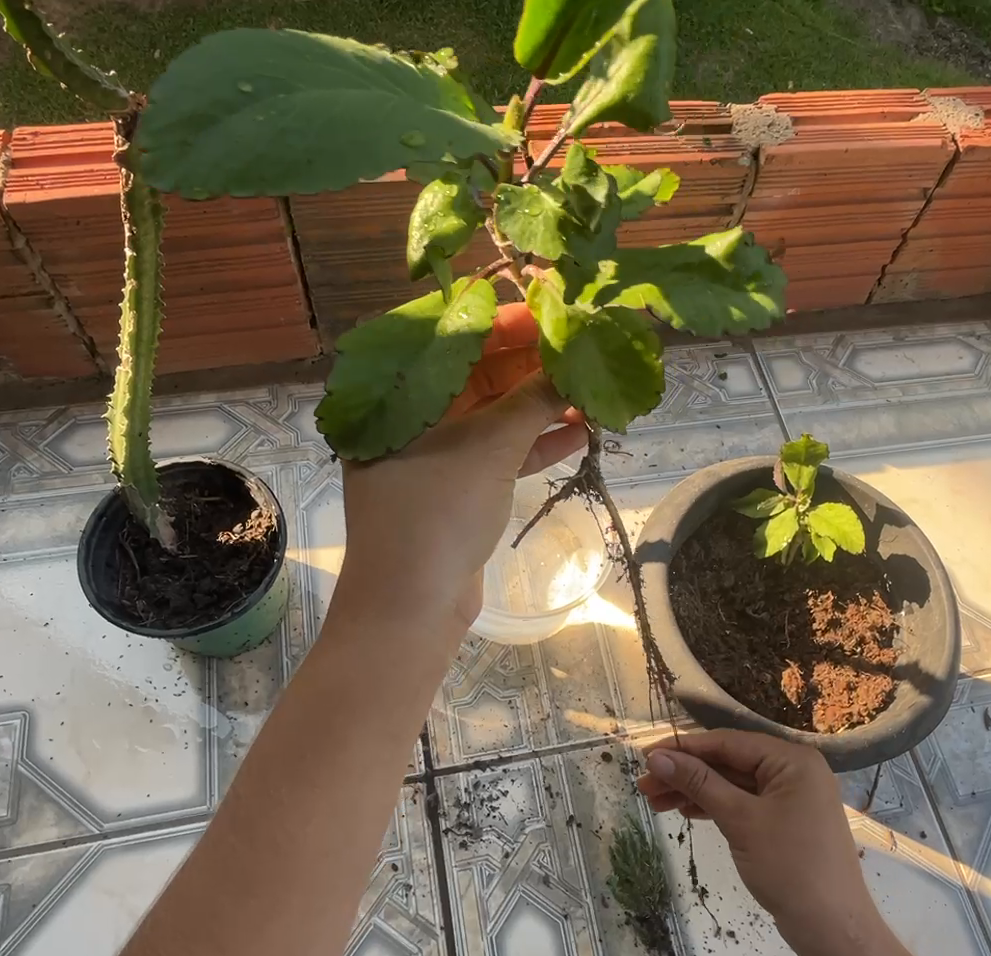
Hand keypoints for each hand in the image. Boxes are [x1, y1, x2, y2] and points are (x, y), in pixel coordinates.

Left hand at [336, 303, 585, 629]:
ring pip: (494, 419)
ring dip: (541, 408)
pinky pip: (498, 457)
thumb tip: (574, 360)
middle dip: (532, 368)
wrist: (412, 604)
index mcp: (400, 396)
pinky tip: (578, 434)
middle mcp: (413, 420)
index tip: (555, 315)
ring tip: (590, 393)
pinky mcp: (457, 492)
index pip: (455, 342)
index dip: (506, 325)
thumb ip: (533, 400)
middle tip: (582, 353)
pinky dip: (534, 446)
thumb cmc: (437, 511)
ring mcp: (435, 458)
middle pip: (479, 379)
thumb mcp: (488, 447)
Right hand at [637, 729, 883, 944]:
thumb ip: (698, 782)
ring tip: (656, 802)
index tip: (646, 756)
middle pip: (729, 762)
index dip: (683, 748)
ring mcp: (793, 798)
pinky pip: (744, 803)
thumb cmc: (789, 867)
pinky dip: (715, 806)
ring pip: (733, 784)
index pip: (727, 743)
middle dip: (686, 773)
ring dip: (695, 791)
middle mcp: (795, 771)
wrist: (833, 930)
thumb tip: (657, 757)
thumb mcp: (739, 819)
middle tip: (645, 786)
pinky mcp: (787, 822)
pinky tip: (686, 812)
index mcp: (792, 760)